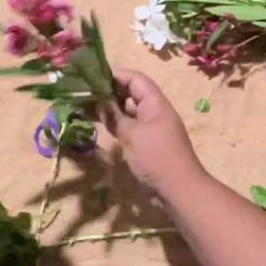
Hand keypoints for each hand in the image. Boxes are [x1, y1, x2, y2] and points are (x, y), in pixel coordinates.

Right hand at [101, 69, 207, 197]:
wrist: (179, 190)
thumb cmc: (157, 158)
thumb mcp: (133, 135)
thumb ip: (115, 117)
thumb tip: (100, 103)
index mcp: (156, 104)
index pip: (136, 79)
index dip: (116, 75)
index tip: (93, 78)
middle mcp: (154, 112)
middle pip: (132, 93)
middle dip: (111, 91)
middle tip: (87, 93)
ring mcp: (151, 128)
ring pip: (130, 111)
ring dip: (112, 108)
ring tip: (89, 107)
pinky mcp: (147, 143)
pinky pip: (130, 126)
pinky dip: (117, 123)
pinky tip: (101, 125)